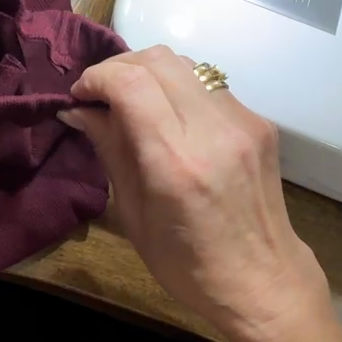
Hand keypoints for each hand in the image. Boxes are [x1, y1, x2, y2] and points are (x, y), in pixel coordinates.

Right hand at [60, 47, 328, 341]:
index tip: (79, 96)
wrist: (263, 282)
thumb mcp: (133, 213)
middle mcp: (213, 131)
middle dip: (118, 68)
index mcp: (175, 162)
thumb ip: (110, 149)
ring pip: (184, 64)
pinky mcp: (259, 122)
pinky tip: (166, 117)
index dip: (96, 78)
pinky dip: (176, 88)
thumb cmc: (186, 263)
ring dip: (147, 73)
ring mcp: (243, 122)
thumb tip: (78, 110)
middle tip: (99, 95)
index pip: (130, 84)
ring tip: (129, 102)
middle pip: (157, 60)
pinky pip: (207, 84)